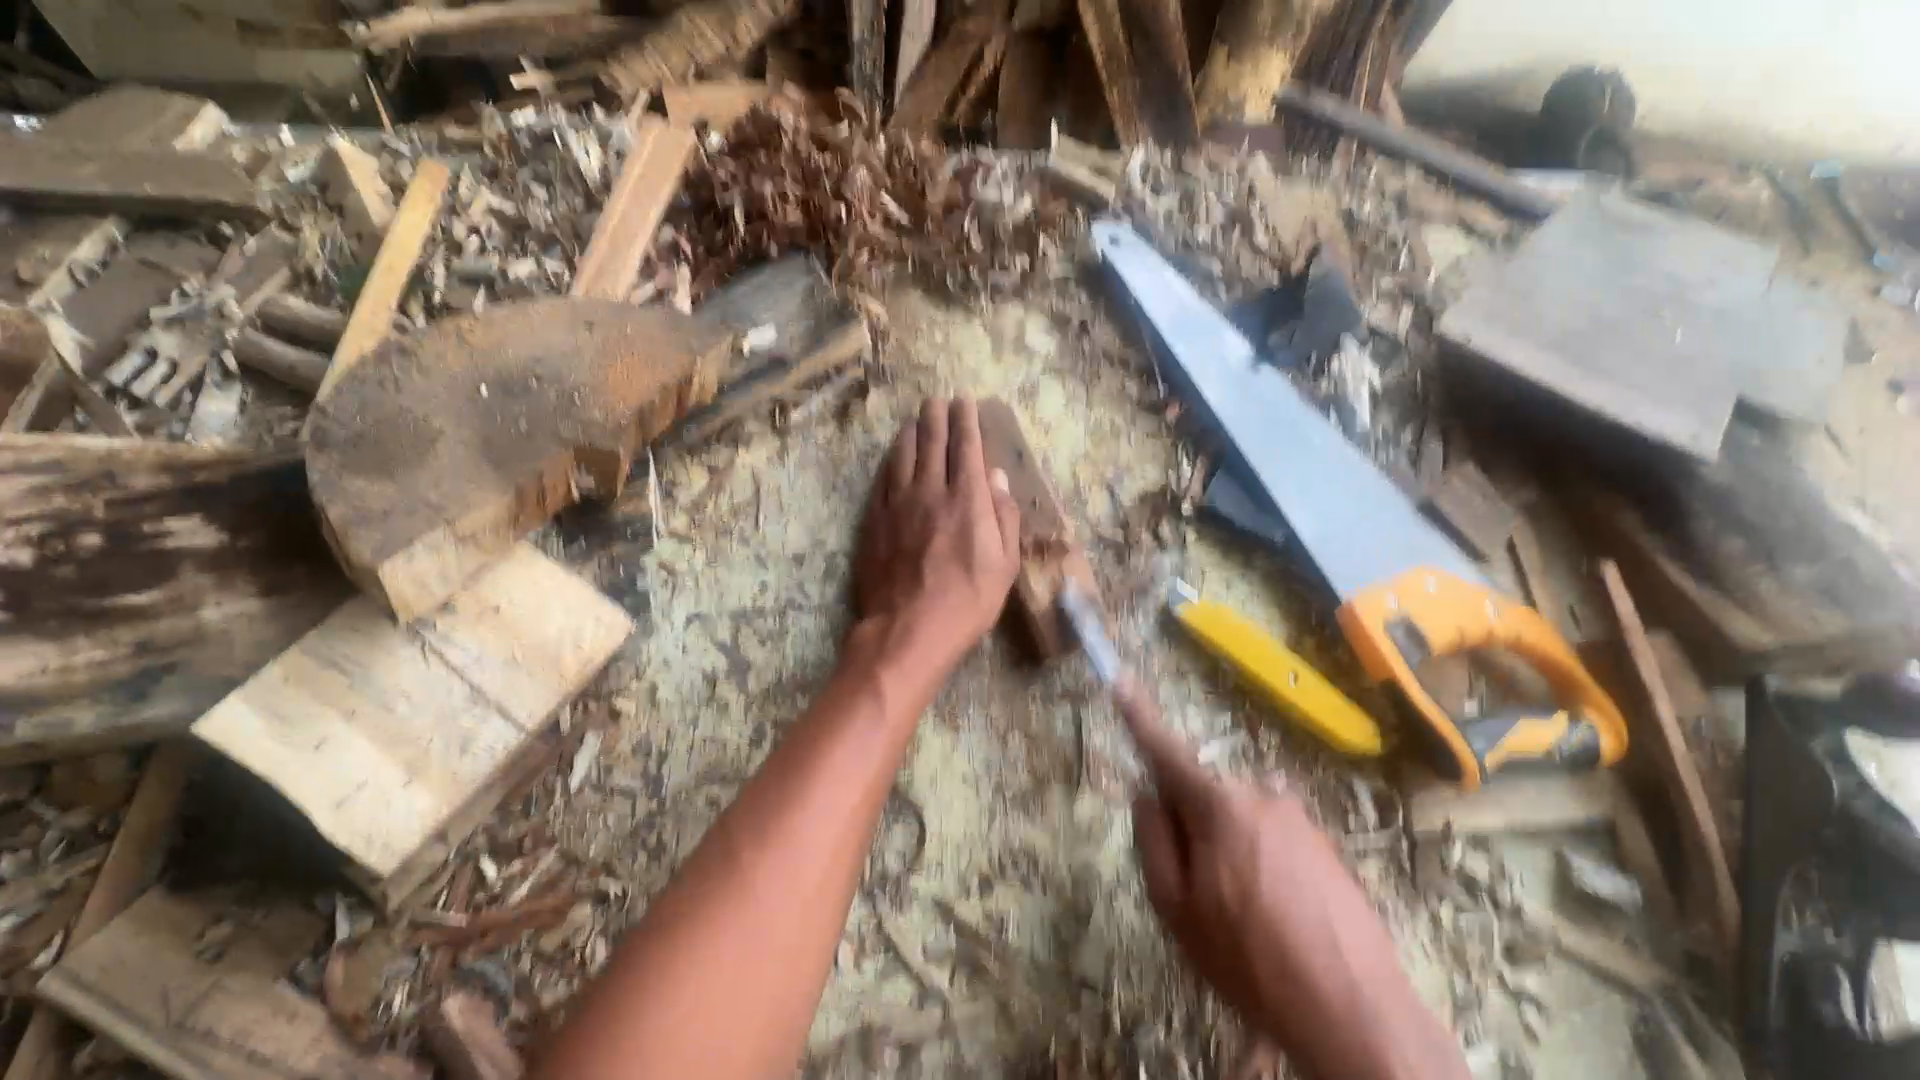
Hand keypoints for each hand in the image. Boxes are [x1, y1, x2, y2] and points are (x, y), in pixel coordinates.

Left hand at [854, 398, 1021, 666]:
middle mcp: (930, 491)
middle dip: (936, 417)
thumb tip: (996, 478)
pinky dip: (890, 460)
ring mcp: (897, 505)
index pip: (967, 447)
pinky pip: (882, 479)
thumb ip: (1004, 517)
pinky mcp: (874, 521)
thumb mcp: (1004, 566)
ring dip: (910, 433)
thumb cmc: (967, 603)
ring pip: (902, 455)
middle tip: (937, 400)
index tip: (965, 402)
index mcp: (967, 500)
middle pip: (932, 442)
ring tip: (914, 421)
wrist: (907, 630)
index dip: (967, 421)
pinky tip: (893, 457)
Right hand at [1116, 678, 1467, 1079]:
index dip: (1137, 716)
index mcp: (1219, 806)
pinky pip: (1273, 839)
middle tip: (1199, 896)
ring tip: (1246, 919)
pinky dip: (1262, 866)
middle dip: (1191, 828)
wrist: (1355, 1010)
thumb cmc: (1250, 961)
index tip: (1118, 678)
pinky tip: (1278, 920)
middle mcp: (1262, 794)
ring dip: (1229, 851)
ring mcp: (1300, 817)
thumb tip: (1148, 794)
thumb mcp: (1177, 909)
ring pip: (1239, 820)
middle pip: (1204, 795)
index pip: (1165, 752)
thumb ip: (1154, 841)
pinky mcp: (1327, 843)